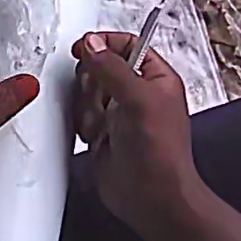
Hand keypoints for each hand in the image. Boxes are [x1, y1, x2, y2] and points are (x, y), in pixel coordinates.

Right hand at [72, 31, 202, 234]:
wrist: (150, 198)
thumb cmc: (160, 154)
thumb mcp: (138, 100)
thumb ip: (112, 68)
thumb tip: (93, 44)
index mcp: (155, 78)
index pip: (127, 44)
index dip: (104, 43)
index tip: (83, 48)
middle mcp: (136, 93)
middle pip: (99, 68)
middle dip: (93, 83)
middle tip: (103, 97)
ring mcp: (117, 114)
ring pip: (86, 93)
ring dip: (88, 108)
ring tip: (104, 125)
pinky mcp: (101, 133)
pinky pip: (80, 116)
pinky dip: (83, 125)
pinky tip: (96, 138)